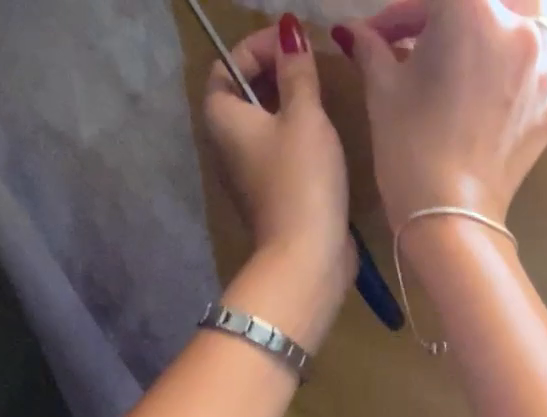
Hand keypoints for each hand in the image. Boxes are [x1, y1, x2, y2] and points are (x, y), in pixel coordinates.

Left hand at [202, 15, 351, 283]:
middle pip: (243, 95)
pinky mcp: (271, 198)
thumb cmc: (301, 180)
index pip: (227, 65)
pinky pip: (278, 154)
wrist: (306, 256)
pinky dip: (296, 138)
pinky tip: (324, 138)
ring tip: (322, 97)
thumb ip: (297, 71)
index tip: (294, 43)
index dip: (257, 46)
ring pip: (263, 126)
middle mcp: (226, 145)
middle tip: (311, 67)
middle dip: (274, 74)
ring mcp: (248, 175)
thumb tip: (288, 31)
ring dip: (288, 107)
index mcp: (222, 117)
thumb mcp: (305, 115)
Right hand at [335, 0, 546, 226]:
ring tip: (474, 53)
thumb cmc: (409, 148)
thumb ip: (373, 48)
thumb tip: (353, 32)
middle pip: (485, 3)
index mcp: (469, 7)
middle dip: (452, 16)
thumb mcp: (384, 91)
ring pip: (527, 20)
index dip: (398, 17)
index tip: (379, 37)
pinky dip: (535, 54)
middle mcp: (516, 23)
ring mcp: (543, 61)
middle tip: (429, 43)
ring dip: (497, 27)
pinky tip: (512, 71)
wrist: (450, 213)